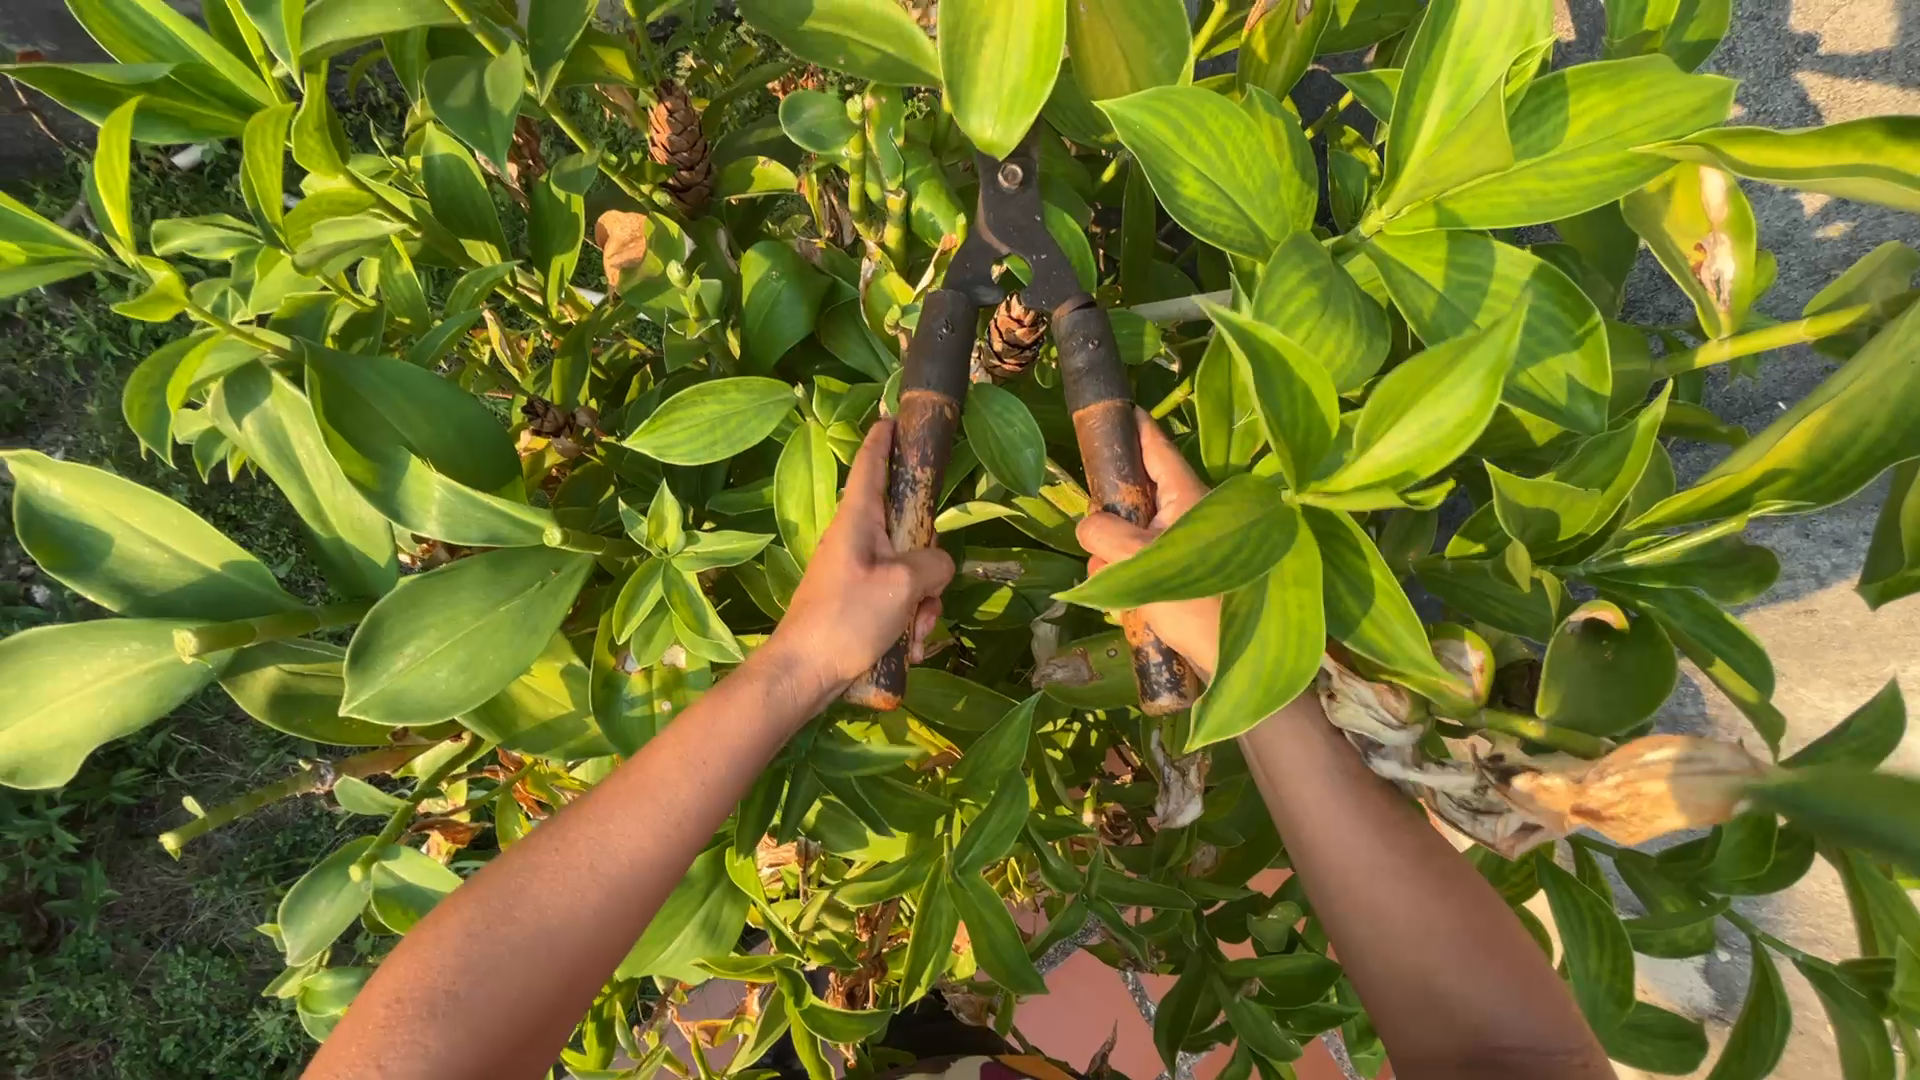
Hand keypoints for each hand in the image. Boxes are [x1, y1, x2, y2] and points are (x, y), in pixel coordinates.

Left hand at [759, 419, 954, 710]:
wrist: (803, 674)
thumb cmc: (846, 618)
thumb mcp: (903, 585)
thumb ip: (933, 564)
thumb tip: (938, 567)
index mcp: (857, 520)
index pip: (870, 465)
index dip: (884, 440)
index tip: (893, 418)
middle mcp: (855, 540)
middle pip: (908, 530)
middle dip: (929, 565)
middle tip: (928, 596)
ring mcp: (856, 573)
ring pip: (909, 573)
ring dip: (922, 604)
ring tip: (913, 633)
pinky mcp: (857, 603)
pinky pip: (897, 601)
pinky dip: (907, 623)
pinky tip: (905, 648)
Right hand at [1074, 409, 1221, 680]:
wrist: (1235, 660)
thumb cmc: (1197, 601)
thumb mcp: (1139, 562)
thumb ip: (1103, 534)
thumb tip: (1088, 526)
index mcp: (1187, 495)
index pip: (1154, 445)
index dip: (1131, 426)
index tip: (1112, 410)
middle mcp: (1189, 512)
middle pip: (1133, 494)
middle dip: (1109, 518)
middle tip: (1097, 541)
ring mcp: (1186, 543)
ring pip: (1131, 533)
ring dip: (1114, 557)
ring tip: (1117, 585)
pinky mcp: (1183, 572)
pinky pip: (1142, 562)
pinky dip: (1128, 577)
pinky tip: (1127, 602)